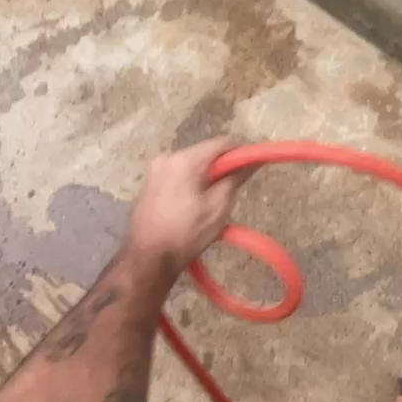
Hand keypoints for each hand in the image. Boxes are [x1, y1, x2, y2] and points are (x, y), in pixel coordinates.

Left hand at [124, 137, 249, 266]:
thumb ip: (235, 178)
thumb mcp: (218, 207)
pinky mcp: (149, 182)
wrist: (148, 257)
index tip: (253, 167)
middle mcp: (167, 157)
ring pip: (192, 165)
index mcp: (185, 160)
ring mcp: (155, 169)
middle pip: (205, 153)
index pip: (222, 143)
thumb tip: (251, 162)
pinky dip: (192, 183)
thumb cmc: (187, 232)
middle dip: (222, 168)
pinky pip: (179, 174)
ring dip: (207, 177)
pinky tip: (195, 205)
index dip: (242, 153)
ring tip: (214, 202)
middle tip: (234, 190)